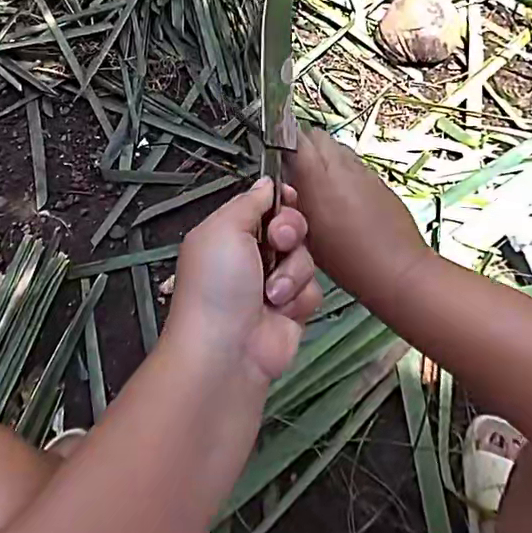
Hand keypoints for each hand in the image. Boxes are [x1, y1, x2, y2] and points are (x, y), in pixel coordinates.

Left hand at [165, 178, 321, 382]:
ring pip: (305, 258)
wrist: (227, 351)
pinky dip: (299, 298)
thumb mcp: (224, 228)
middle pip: (291, 227)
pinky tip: (281, 311)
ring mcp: (274, 283)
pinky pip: (314, 289)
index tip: (287, 199)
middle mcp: (252, 255)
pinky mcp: (293, 309)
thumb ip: (249, 201)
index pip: (265, 204)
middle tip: (278, 243)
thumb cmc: (217, 285)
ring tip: (271, 293)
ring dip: (292, 273)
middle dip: (290, 233)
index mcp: (230, 232)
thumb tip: (266, 181)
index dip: (281, 200)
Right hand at [285, 128, 433, 303]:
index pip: (297, 139)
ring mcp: (364, 171)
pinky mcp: (379, 180)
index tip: (281, 162)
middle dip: (305, 147)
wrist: (396, 268)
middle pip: (318, 136)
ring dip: (326, 158)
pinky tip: (344, 198)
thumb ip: (296, 203)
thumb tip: (289, 187)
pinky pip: (355, 164)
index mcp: (318, 178)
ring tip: (321, 186)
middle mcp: (342, 167)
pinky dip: (344, 171)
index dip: (286, 145)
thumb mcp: (307, 235)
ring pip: (338, 147)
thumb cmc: (347, 260)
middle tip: (298, 173)